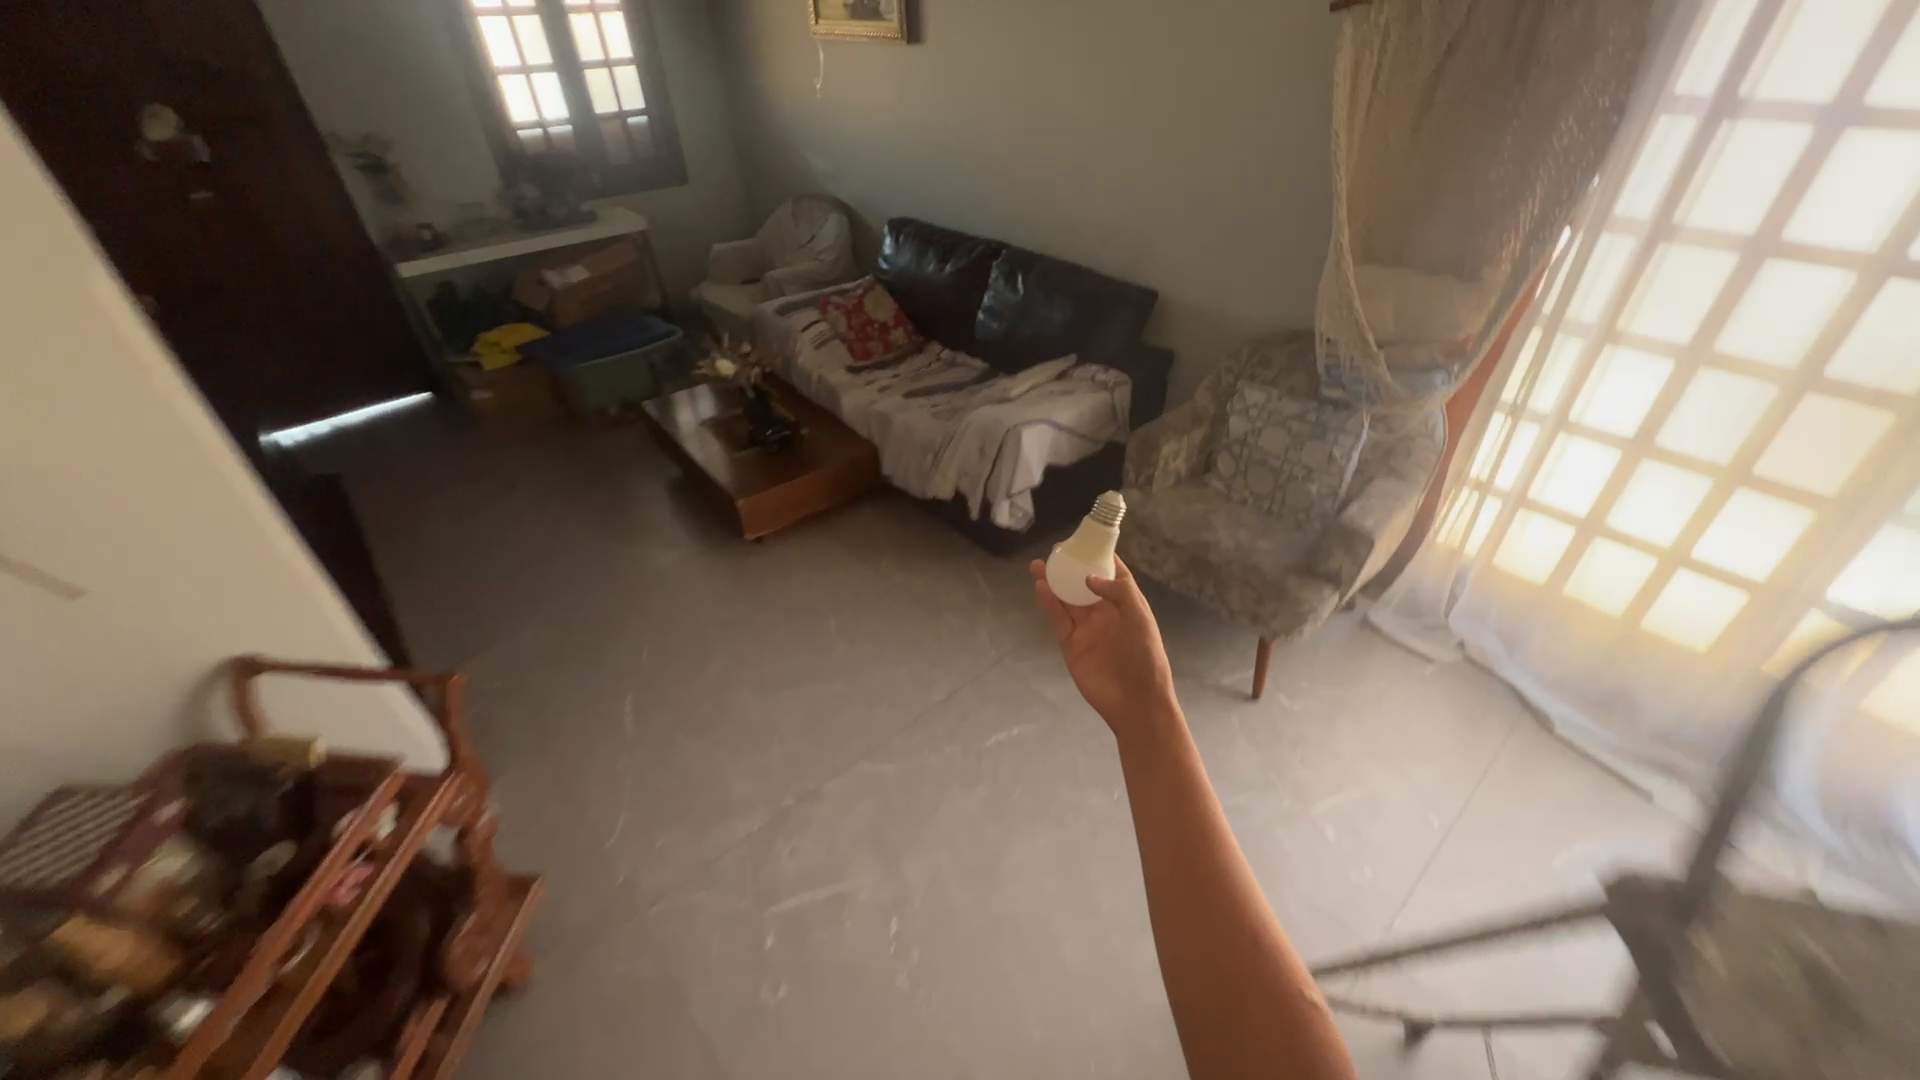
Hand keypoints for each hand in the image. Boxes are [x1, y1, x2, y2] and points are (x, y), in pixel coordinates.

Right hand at [1030, 556, 1179, 741]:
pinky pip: (1058, 619)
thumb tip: (1089, 577)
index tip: (1082, 541)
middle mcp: (1105, 613)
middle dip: (1070, 567)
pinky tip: (1041, 587)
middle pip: (1083, 584)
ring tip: (1038, 565)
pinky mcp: (1071, 644)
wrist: (1136, 701)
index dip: (1098, 556)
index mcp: (1127, 604)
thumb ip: (1118, 592)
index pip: (1112, 574)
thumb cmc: (1144, 656)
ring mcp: (1087, 629)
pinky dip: (1049, 603)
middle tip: (1054, 551)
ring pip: (1066, 599)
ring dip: (1054, 582)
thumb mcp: (1139, 618)